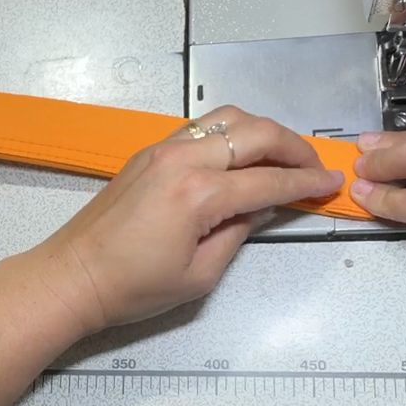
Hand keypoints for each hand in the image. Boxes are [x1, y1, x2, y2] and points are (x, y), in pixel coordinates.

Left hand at [25, 107, 343, 332]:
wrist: (74, 276)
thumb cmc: (134, 288)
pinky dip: (230, 133)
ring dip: (262, 132)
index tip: (332, 182)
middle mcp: (183, 160)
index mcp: (199, 195)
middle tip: (313, 166)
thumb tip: (260, 207)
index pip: (268, 181)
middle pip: (255, 134)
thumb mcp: (199, 275)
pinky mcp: (148, 152)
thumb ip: (238, 233)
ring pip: (227, 118)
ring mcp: (163, 150)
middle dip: (293, 147)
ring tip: (282, 156)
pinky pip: (201, 128)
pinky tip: (241, 154)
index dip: (306, 182)